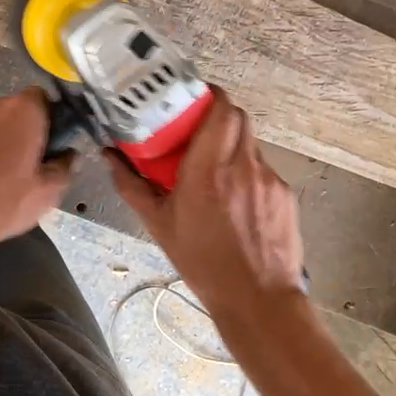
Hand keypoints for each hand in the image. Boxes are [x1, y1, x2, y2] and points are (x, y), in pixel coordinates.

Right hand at [107, 92, 304, 316]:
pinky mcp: (285, 194)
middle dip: (221, 115)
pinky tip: (240, 201)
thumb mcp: (159, 225)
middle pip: (239, 117)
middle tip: (202, 129)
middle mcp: (241, 166)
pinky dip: (250, 174)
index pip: (220, 109)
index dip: (211, 96)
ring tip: (219, 171)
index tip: (196, 97)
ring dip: (234, 147)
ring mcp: (268, 179)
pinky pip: (265, 169)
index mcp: (208, 169)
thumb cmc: (204, 263)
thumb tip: (110, 157)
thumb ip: (132, 186)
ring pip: (251, 143)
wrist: (258, 300)